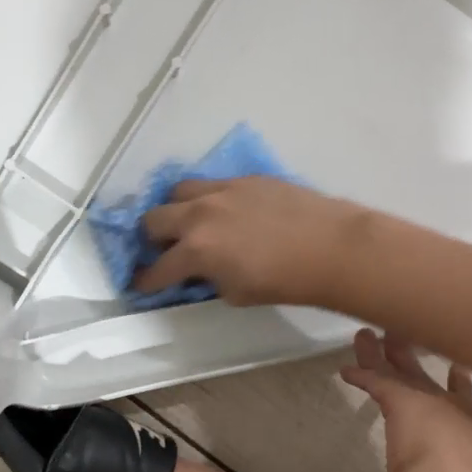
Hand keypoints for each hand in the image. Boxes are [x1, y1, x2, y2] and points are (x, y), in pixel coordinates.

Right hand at [135, 177, 370, 306]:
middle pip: (154, 218)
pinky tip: (225, 212)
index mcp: (195, 250)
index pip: (157, 268)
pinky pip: (213, 184)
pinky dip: (208, 199)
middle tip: (165, 250)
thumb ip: (209, 279)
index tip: (141, 285)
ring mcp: (222, 191)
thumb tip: (203, 272)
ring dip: (176, 209)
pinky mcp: (245, 179)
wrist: (331, 247)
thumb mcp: (236, 293)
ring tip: (190, 223)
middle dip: (152, 238)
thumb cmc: (284, 282)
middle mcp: (199, 214)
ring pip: (178, 191)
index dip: (146, 281)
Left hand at [341, 329, 471, 471]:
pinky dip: (363, 373)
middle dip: (412, 360)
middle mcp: (455, 416)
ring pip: (401, 371)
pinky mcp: (404, 401)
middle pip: (427, 380)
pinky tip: (347, 368)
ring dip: (382, 355)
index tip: (455, 372)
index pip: (465, 406)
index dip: (457, 389)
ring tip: (366, 335)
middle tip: (398, 336)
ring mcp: (430, 406)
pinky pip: (378, 381)